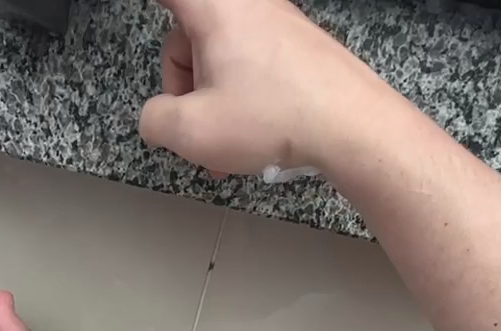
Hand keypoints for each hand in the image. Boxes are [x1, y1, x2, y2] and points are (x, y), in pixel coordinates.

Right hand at [138, 0, 397, 175]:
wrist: (346, 123)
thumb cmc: (273, 118)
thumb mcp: (192, 132)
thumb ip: (155, 121)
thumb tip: (154, 119)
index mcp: (215, 10)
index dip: (162, 7)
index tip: (157, 15)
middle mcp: (247, 5)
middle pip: (190, 34)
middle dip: (182, 84)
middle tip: (190, 126)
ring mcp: (275, 23)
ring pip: (221, 57)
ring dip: (212, 103)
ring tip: (223, 146)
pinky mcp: (295, 46)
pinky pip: (250, 67)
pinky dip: (240, 101)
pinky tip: (247, 139)